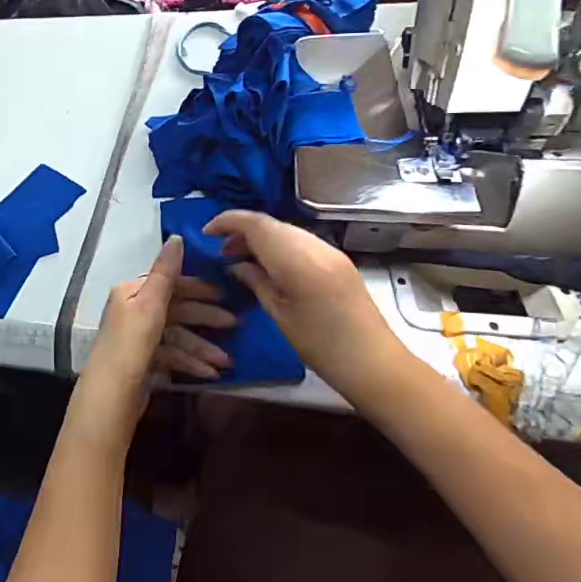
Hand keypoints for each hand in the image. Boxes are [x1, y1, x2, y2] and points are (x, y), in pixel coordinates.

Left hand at [86, 237, 238, 392]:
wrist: (111, 397)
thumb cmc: (131, 344)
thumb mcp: (151, 304)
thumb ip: (167, 272)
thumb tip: (177, 237)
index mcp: (132, 292)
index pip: (171, 283)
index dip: (200, 288)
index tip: (226, 295)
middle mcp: (133, 311)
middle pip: (177, 309)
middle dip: (206, 318)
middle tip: (235, 324)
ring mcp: (139, 338)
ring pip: (177, 335)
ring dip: (202, 347)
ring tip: (226, 361)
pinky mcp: (144, 362)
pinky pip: (172, 355)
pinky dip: (190, 362)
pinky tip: (210, 373)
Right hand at [205, 210, 408, 400]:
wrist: (372, 360)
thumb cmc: (321, 345)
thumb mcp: (279, 314)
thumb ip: (256, 281)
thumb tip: (236, 264)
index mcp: (296, 258)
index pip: (256, 223)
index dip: (228, 222)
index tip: (207, 233)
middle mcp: (314, 245)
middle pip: (271, 223)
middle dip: (243, 231)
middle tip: (222, 252)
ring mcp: (329, 250)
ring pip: (287, 230)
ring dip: (262, 238)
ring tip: (242, 260)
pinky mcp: (338, 259)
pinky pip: (302, 241)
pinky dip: (280, 246)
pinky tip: (270, 266)